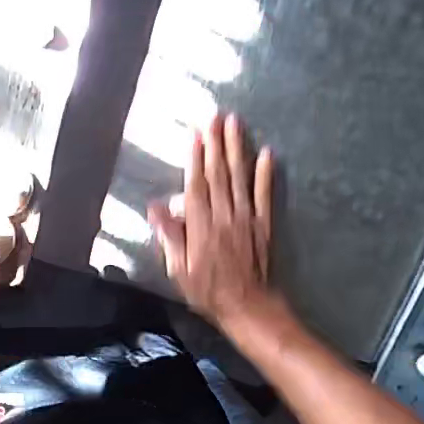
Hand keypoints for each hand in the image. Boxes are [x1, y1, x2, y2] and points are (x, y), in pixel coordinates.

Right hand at [148, 114, 280, 332]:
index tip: (195, 134)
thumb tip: (156, 207)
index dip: (195, 158)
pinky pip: (264, 194)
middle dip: (216, 143)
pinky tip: (267, 152)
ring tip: (235, 123)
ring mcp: (247, 218)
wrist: (248, 307)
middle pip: (219, 174)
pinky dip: (266, 173)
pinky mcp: (264, 224)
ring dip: (237, 148)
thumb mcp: (179, 269)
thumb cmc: (207, 291)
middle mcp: (224, 215)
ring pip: (240, 177)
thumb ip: (170, 236)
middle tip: (215, 116)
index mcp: (200, 226)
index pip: (196, 185)